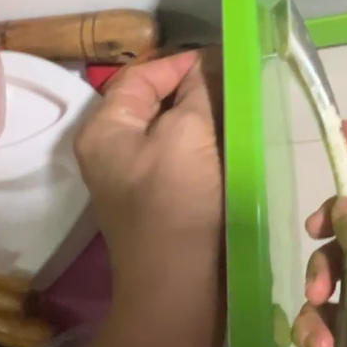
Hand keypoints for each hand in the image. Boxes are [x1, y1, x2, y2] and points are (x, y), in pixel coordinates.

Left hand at [73, 51, 222, 299]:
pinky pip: (183, 156)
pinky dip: (207, 144)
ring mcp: (135, 177)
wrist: (180, 287)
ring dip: (205, 117)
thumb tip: (208, 65)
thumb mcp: (188, 134)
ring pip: (172, 129)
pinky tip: (235, 142)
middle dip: (195, 89)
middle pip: (154, 101)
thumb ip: (198, 92)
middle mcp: (112, 149)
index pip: (140, 75)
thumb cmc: (178, 203)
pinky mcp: (161, 199)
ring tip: (241, 107)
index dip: (180, 62)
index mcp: (105, 129)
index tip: (223, 59)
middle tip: (237, 81)